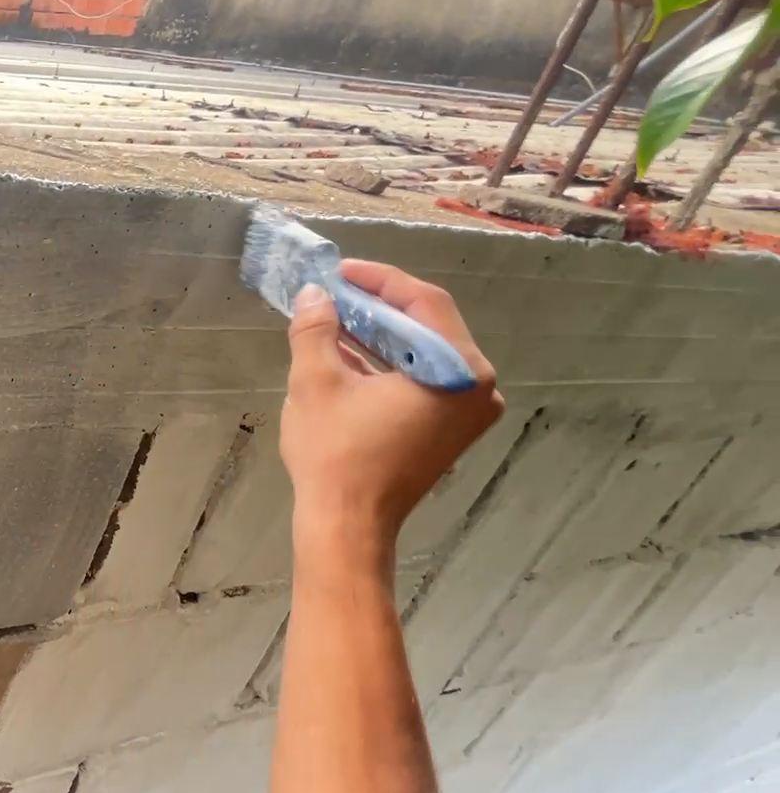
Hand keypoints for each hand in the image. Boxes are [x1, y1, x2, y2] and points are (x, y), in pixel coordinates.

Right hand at [280, 259, 504, 535]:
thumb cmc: (334, 452)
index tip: (338, 271)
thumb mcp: (316, 383)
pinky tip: (350, 355)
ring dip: (380, 334)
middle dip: (378, 306)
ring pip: (424, 352)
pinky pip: (423, 378)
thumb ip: (316, 331)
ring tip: (335, 320)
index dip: (379, 280)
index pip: (424, 304)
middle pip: (428, 326)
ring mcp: (469, 410)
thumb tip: (314, 295)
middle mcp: (479, 386)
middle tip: (334, 293)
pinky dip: (388, 362)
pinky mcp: (450, 428)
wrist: (347, 521)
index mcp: (458, 371)